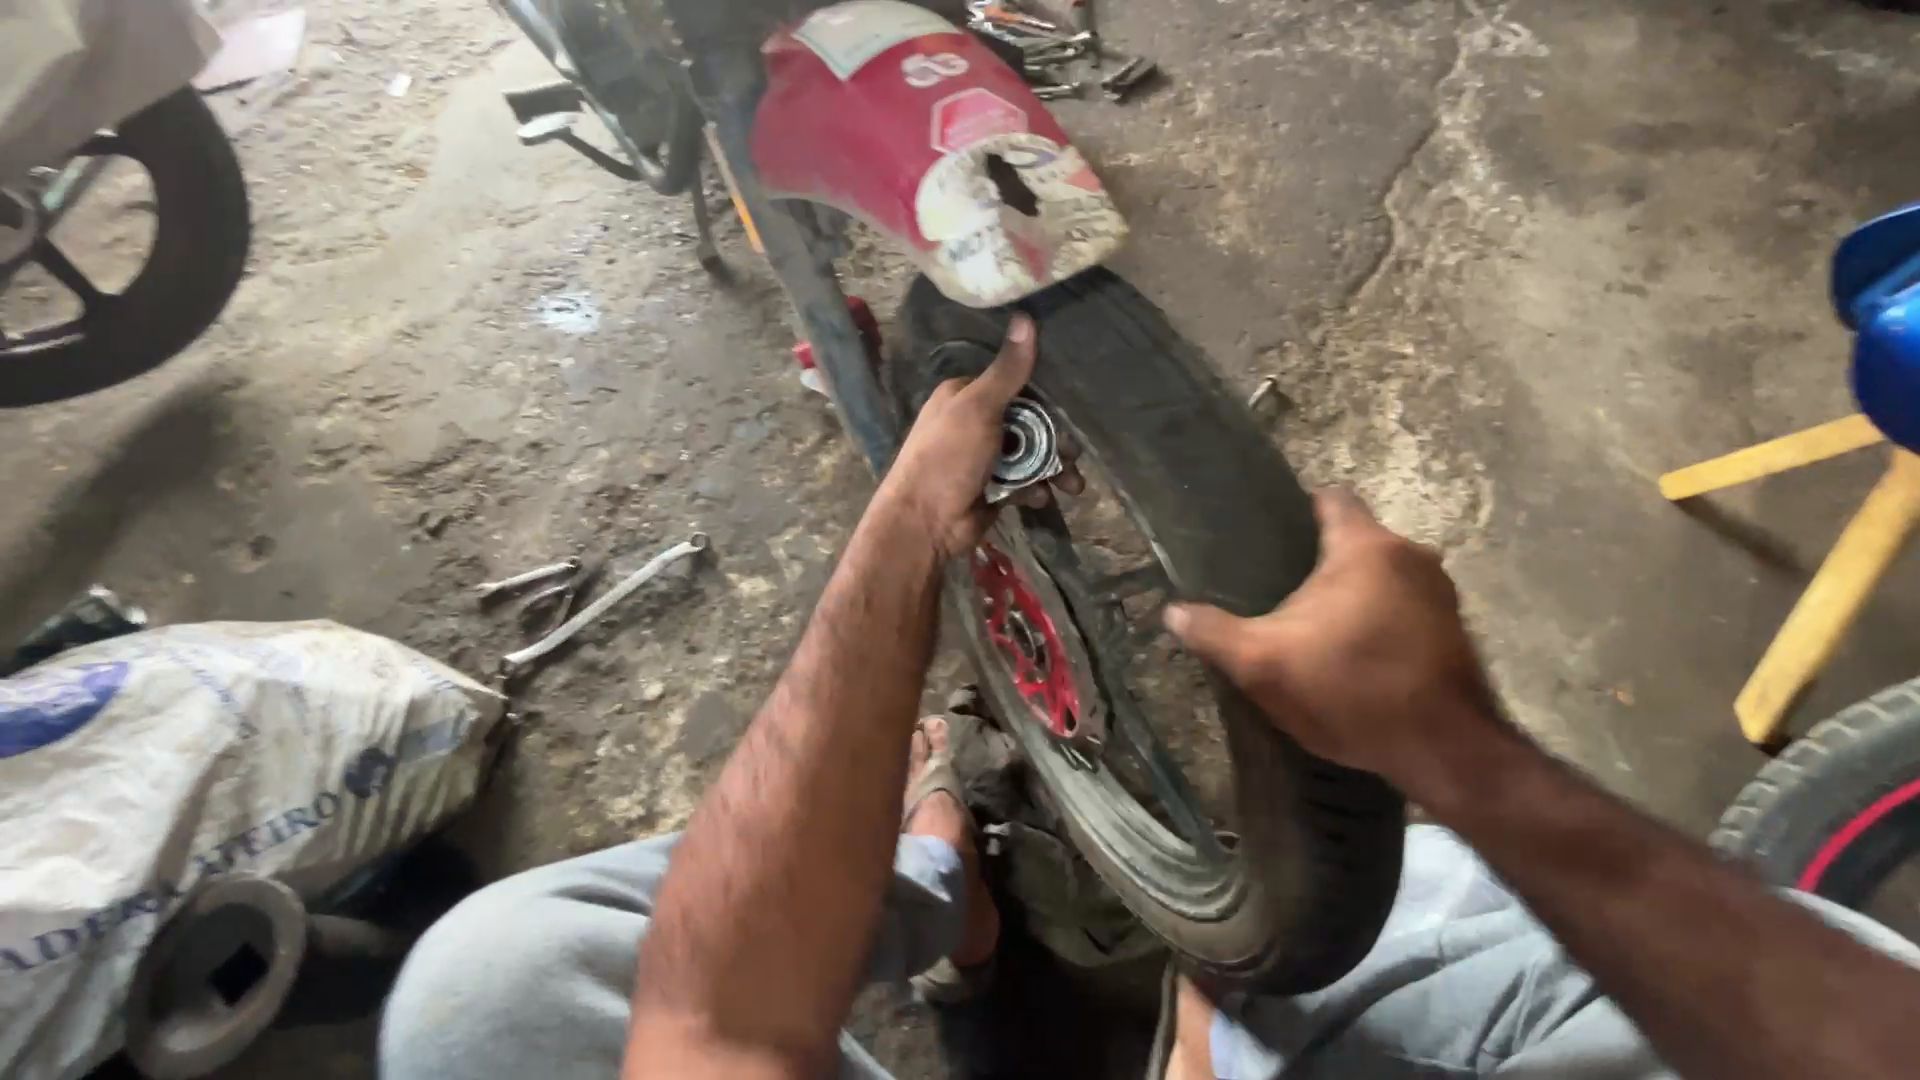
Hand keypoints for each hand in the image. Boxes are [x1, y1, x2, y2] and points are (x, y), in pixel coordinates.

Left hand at [878, 314, 1081, 558]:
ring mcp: (983, 459)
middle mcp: (974, 423)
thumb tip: (1025, 317)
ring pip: (1030, 456)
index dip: (1043, 400)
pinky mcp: (991, 488)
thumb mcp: (979, 408)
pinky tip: (1043, 497)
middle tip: (1074, 456)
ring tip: (1072, 485)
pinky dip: (1036, 489)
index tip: (1069, 412)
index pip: (1015, 387)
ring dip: (1053, 469)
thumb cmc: (947, 457)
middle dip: (1055, 442)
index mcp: (965, 396)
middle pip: (1028, 424)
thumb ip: (1007, 370)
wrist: (924, 522)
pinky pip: (1023, 483)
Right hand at [1162, 489, 1505, 790]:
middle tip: (1275, 589)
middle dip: (1317, 560)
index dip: (1297, 509)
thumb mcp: (1262, 664)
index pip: (1331, 498)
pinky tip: (1351, 655)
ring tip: (1309, 624)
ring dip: (1349, 593)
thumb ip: (1212, 633)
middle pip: (1354, 540)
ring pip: (1380, 575)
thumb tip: (1172, 613)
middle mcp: (1412, 556)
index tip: (1268, 535)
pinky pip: (1403, 606)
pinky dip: (1376, 619)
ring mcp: (1441, 594)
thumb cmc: (1350, 690)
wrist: (1445, 752)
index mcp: (1365, 548)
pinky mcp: (1454, 631)